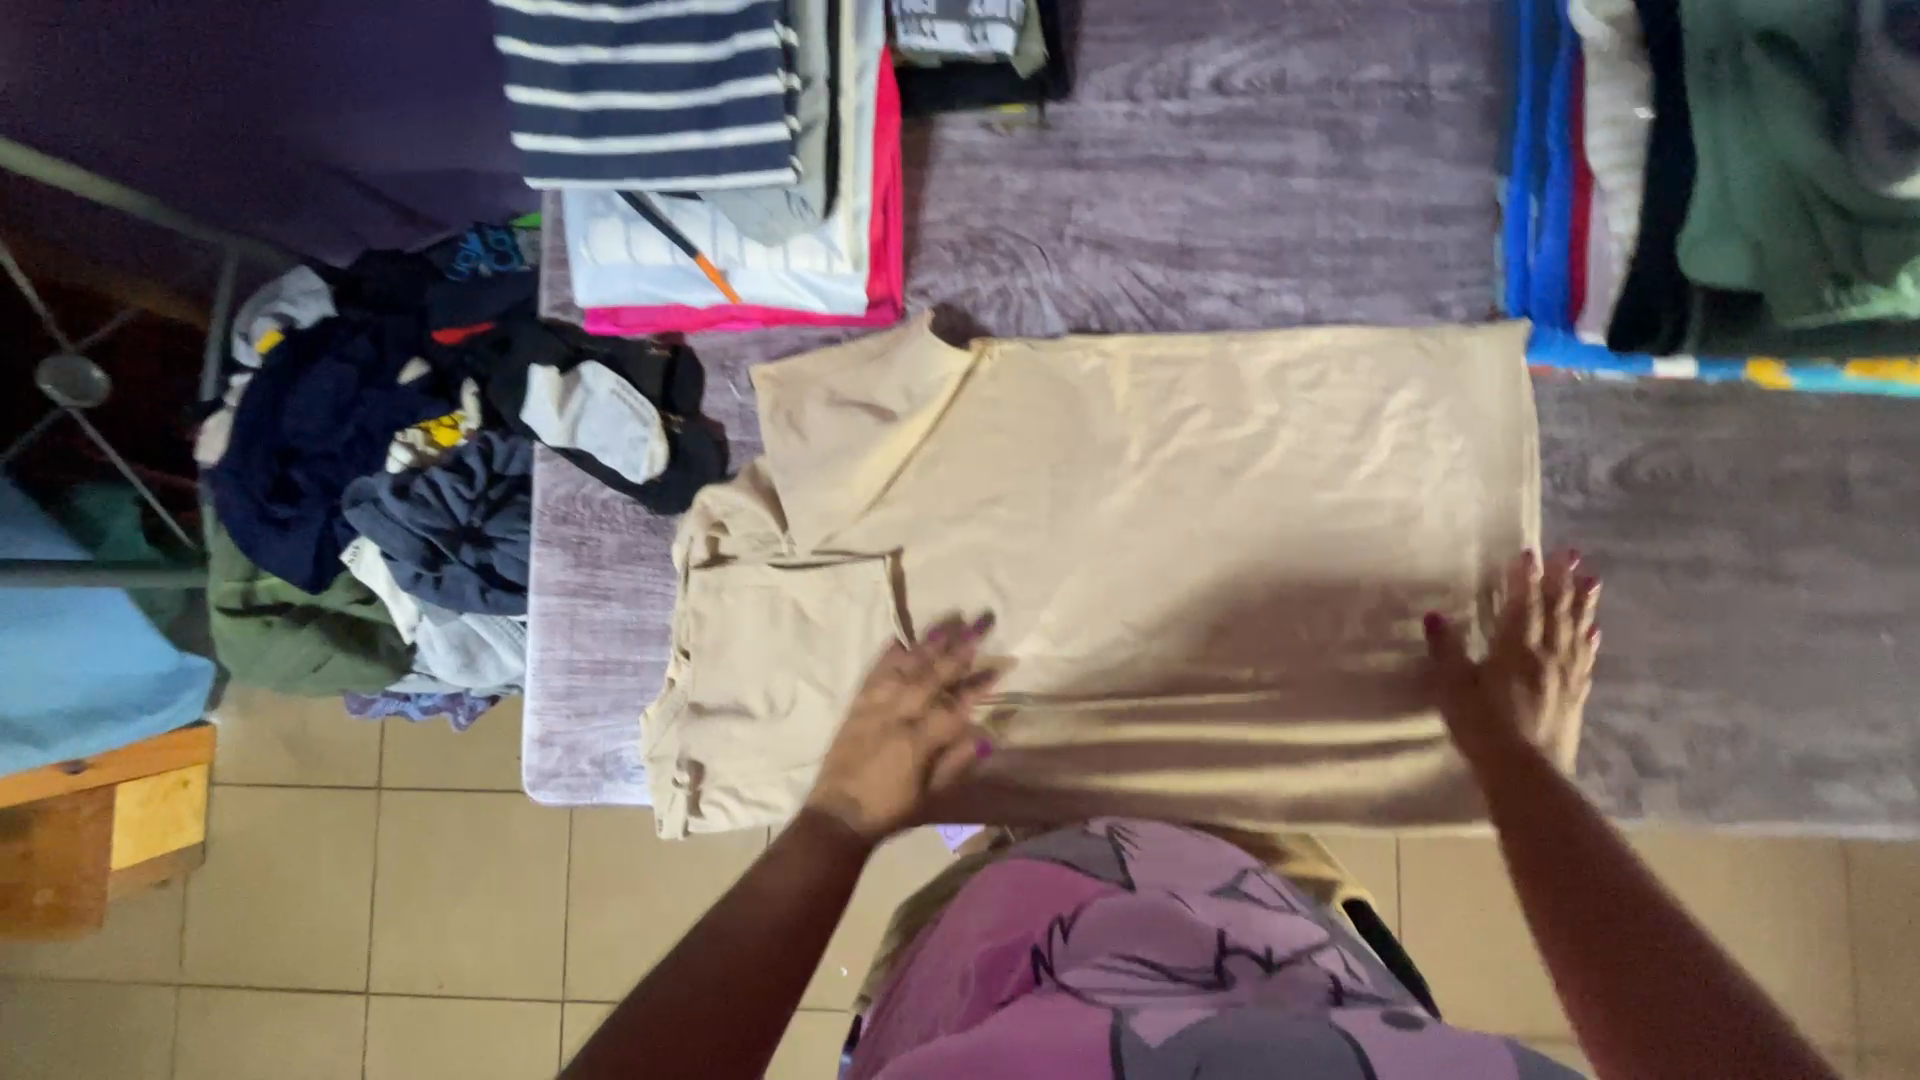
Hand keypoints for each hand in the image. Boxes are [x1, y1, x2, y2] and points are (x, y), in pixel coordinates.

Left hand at [803, 613, 1001, 843]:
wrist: (837, 815)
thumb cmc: (891, 809)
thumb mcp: (930, 794)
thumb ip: (956, 762)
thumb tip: (985, 735)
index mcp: (917, 742)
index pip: (956, 705)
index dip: (979, 685)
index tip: (1001, 663)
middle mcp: (896, 716)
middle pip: (933, 675)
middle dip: (959, 648)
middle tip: (981, 622)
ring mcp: (874, 706)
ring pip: (906, 667)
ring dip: (929, 642)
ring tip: (951, 619)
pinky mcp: (857, 705)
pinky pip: (875, 672)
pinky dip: (890, 653)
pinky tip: (904, 636)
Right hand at [1423, 549, 1599, 770]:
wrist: (1526, 772)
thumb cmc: (1482, 726)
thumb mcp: (1453, 687)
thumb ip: (1447, 649)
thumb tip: (1436, 614)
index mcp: (1514, 650)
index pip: (1521, 604)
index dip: (1524, 578)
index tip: (1529, 551)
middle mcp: (1547, 655)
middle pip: (1556, 611)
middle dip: (1561, 580)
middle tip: (1569, 551)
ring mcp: (1566, 675)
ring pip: (1576, 630)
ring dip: (1582, 602)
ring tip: (1591, 578)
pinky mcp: (1574, 695)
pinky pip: (1585, 658)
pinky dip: (1589, 639)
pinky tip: (1594, 630)